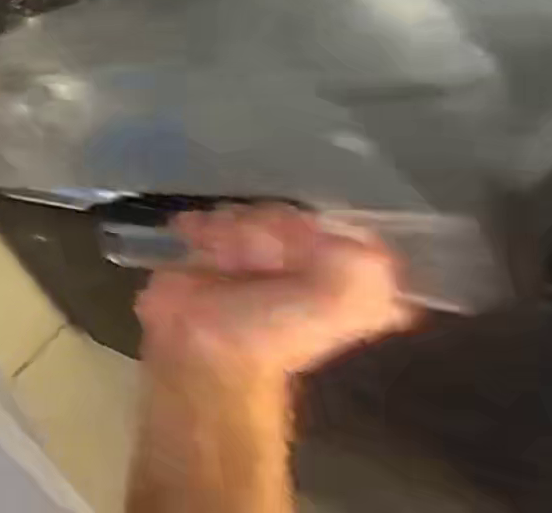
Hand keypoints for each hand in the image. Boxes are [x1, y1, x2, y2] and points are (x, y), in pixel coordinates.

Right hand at [135, 204, 415, 378]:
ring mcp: (256, 256)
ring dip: (227, 226)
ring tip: (218, 253)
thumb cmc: (267, 329)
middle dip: (264, 228)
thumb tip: (340, 236)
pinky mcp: (211, 248)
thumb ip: (356, 272)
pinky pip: (209, 215)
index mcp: (349, 283)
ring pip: (247, 212)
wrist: (197, 339)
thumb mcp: (332, 308)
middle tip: (251, 256)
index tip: (295, 244)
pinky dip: (199, 223)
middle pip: (288, 216)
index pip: (342, 230)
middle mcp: (306, 266)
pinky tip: (195, 239)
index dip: (316, 230)